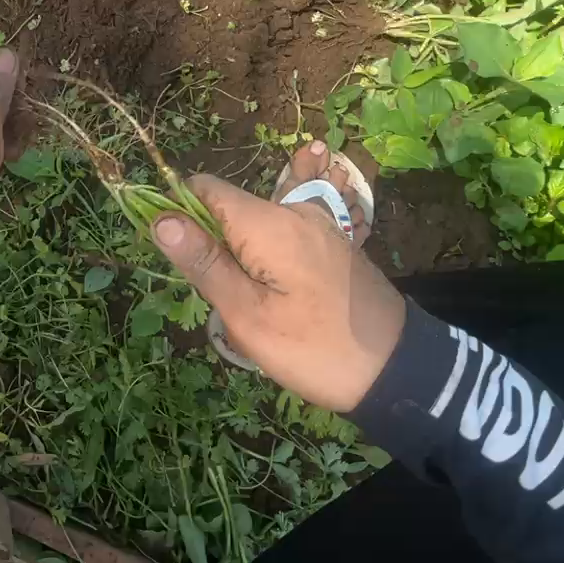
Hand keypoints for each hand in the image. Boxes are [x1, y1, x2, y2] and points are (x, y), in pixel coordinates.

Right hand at [150, 149, 406, 411]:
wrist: (404, 374)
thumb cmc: (316, 348)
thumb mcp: (247, 314)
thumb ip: (204, 262)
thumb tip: (160, 219)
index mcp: (267, 222)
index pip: (203, 188)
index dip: (175, 209)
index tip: (170, 251)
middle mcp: (293, 211)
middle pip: (227, 206)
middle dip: (208, 240)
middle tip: (214, 294)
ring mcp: (317, 225)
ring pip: (253, 223)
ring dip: (236, 254)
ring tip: (245, 303)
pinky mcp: (330, 244)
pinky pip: (281, 233)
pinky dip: (263, 253)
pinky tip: (269, 285)